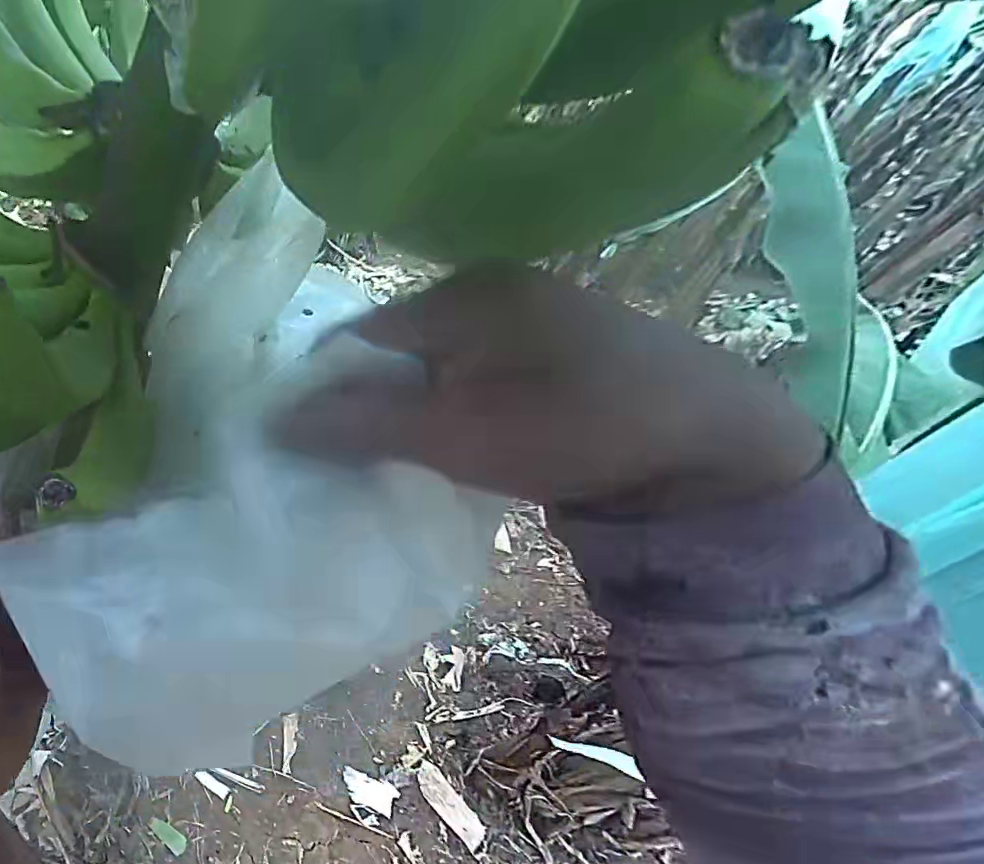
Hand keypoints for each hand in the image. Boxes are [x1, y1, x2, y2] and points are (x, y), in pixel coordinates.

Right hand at [274, 265, 825, 516]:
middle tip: (332, 453)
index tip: (297, 439)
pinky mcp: (529, 346)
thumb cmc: (573, 432)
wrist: (709, 450)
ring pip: (415, 363)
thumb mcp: (453, 434)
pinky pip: (451, 371)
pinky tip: (425, 434)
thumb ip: (360, 424)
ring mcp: (510, 314)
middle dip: (352, 399)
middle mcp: (480, 289)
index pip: (353, 338)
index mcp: (460, 294)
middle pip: (382, 348)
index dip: (317, 389)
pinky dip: (427, 404)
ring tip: (373, 450)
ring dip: (389, 406)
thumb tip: (274, 422)